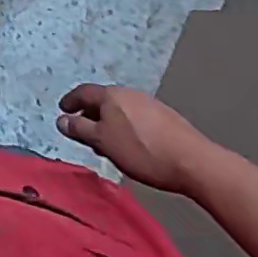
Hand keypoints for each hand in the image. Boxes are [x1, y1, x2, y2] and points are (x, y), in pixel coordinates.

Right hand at [56, 83, 217, 194]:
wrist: (196, 163)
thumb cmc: (143, 151)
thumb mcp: (103, 142)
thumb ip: (80, 129)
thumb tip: (61, 120)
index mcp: (110, 95)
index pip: (83, 92)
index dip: (70, 101)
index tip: (63, 110)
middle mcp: (129, 93)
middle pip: (104, 100)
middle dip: (92, 113)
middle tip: (85, 128)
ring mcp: (151, 104)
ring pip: (122, 109)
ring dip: (112, 121)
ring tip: (110, 140)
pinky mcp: (169, 118)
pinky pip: (139, 117)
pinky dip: (129, 126)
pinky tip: (134, 143)